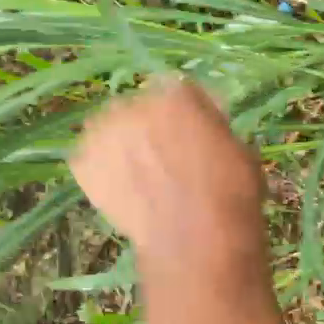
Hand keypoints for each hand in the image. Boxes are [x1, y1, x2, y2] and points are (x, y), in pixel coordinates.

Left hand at [71, 79, 266, 278]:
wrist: (196, 235)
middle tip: (176, 151)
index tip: (205, 124)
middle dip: (155, 122)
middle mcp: (130, 107)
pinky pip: (97, 157)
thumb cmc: (233, 193)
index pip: (179, 87)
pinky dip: (112, 167)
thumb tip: (206, 121)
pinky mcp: (80, 163)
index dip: (193, 106)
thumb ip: (216, 129)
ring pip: (113, 129)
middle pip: (140, 104)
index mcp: (177, 99)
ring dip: (130, 143)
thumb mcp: (243, 153)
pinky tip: (135, 187)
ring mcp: (99, 135)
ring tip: (153, 172)